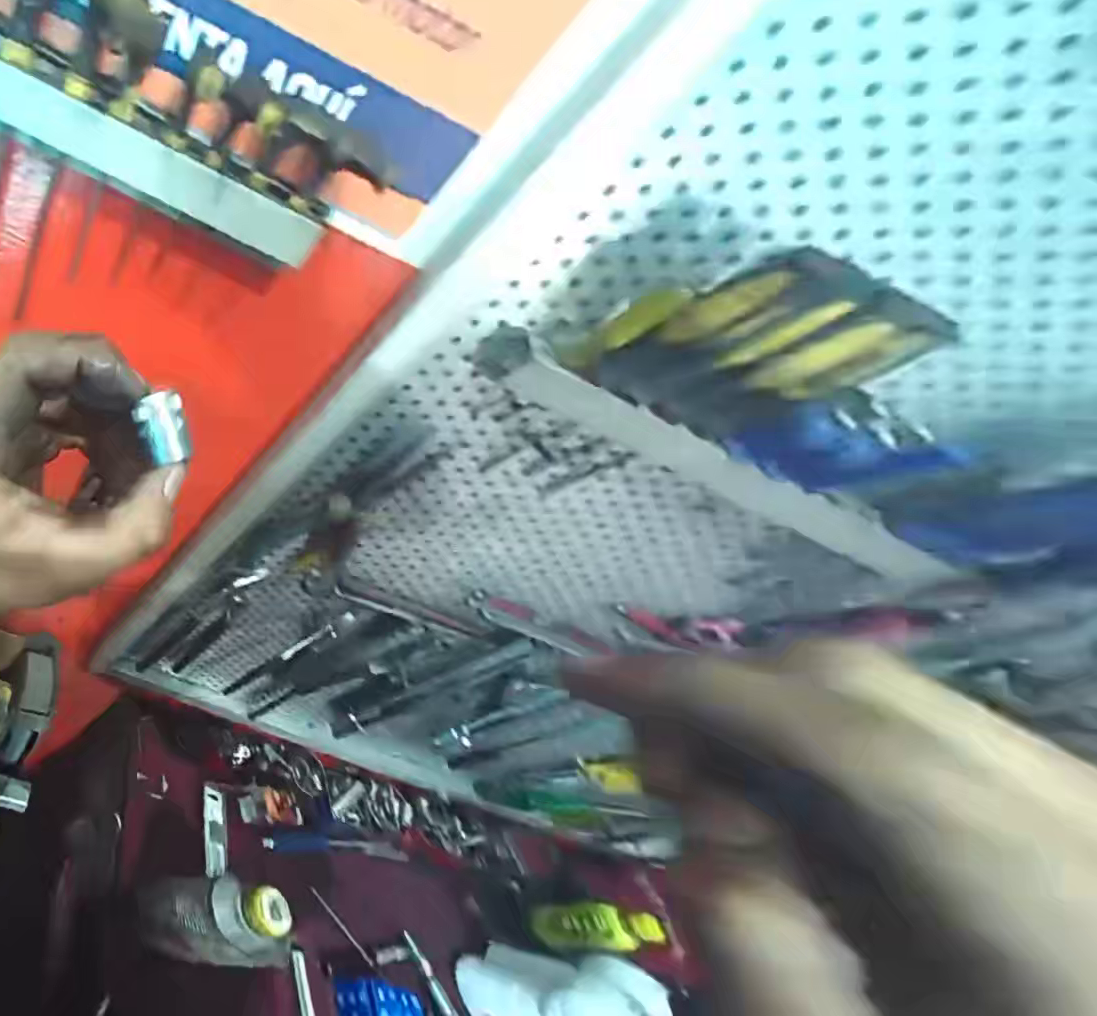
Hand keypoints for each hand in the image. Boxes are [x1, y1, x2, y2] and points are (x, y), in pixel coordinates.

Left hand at [0, 333, 181, 620]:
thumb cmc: (8, 576)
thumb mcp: (80, 565)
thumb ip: (137, 527)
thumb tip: (175, 468)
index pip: (25, 359)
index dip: (86, 361)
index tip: (136, 395)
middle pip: (47, 363)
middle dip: (107, 385)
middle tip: (148, 420)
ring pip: (59, 382)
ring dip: (106, 409)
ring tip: (136, 451)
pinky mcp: (9, 427)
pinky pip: (60, 405)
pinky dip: (95, 424)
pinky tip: (113, 459)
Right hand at [569, 641, 1096, 1015]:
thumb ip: (753, 944)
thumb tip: (704, 826)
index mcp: (1052, 901)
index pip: (839, 734)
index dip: (691, 688)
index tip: (578, 679)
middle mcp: (1086, 819)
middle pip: (850, 682)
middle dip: (713, 696)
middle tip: (655, 769)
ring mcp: (1083, 796)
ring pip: (871, 688)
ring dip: (753, 714)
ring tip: (719, 794)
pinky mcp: (1063, 795)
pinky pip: (899, 715)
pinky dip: (804, 733)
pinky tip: (787, 801)